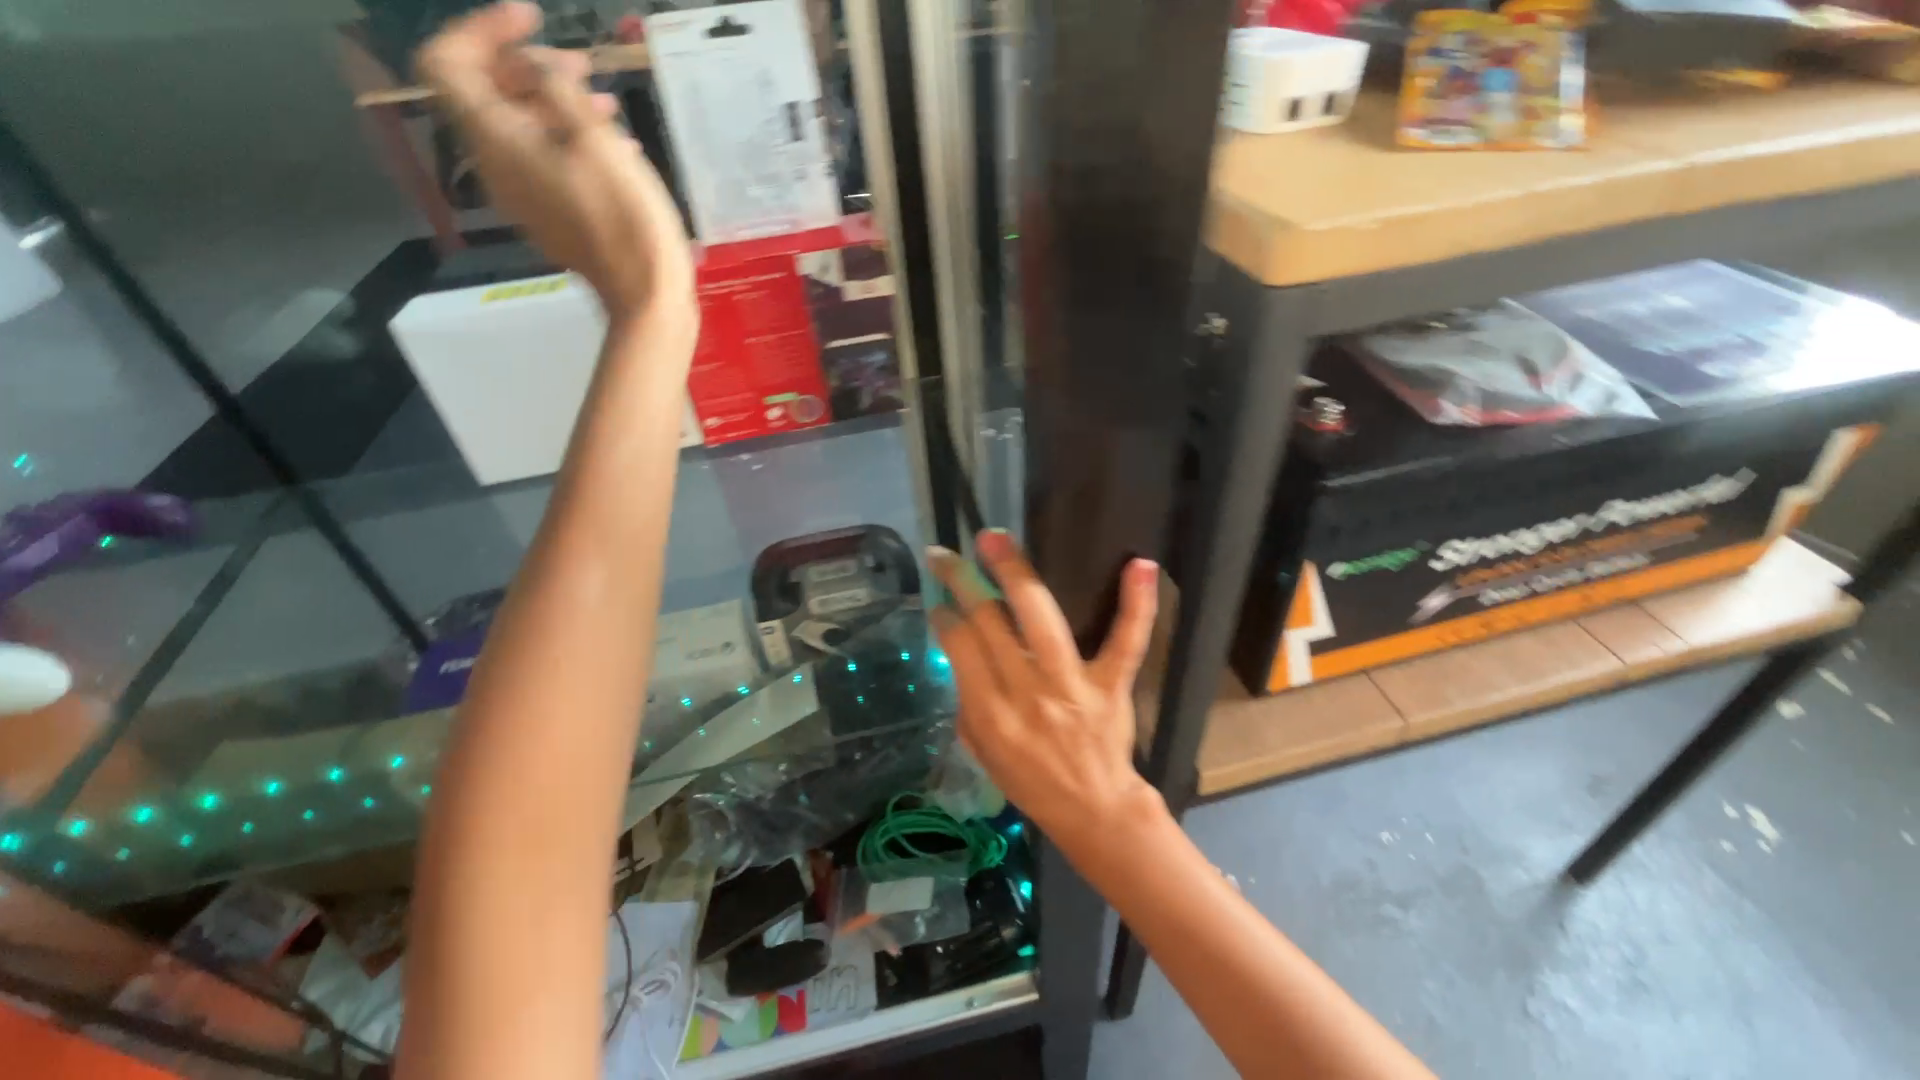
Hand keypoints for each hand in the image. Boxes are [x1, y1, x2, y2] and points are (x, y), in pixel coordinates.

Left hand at [417, 2, 693, 319]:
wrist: (644, 293)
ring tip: (606, 101)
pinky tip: (613, 142)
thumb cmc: (625, 215)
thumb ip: (556, 86)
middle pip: (484, 93)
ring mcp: (520, 194)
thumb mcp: (596, 138)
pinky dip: (566, 136)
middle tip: (583, 63)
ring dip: (554, 101)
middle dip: (527, 64)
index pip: (446, 63)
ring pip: (517, 126)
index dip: (480, 30)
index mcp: (496, 140)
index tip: (532, 21)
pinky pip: (540, 158)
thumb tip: (535, 65)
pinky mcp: (548, 213)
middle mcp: (494, 165)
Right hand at [927, 530, 1167, 859]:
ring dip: (1014, 573)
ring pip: (1040, 619)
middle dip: (962, 582)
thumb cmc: (1030, 781)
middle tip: (945, 554)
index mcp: (990, 714)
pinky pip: (1127, 641)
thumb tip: (961, 650)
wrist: (1092, 809)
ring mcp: (1072, 685)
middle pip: (990, 624)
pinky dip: (1137, 603)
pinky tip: (1141, 564)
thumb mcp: (982, 750)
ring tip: (994, 540)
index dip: (945, 617)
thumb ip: (968, 701)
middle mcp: (1026, 693)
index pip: (960, 648)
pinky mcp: (1112, 684)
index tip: (940, 601)